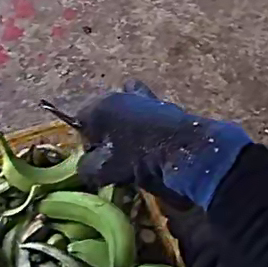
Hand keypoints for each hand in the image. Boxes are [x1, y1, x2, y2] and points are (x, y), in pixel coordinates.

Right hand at [73, 81, 251, 207]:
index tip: (95, 161)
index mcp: (100, 107)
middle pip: (105, 113)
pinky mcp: (167, 106)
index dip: (86, 142)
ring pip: (128, 110)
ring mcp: (146, 98)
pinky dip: (148, 126)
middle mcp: (120, 95)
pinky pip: (149, 114)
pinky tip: (154, 146)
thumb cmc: (138, 159)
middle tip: (114, 156)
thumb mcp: (104, 171)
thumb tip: (86, 168)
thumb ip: (87, 168)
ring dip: (128, 127)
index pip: (81, 121)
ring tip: (136, 152)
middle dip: (107, 131)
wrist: (186, 152)